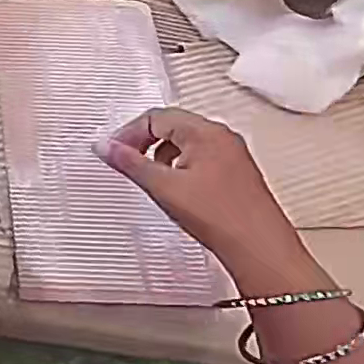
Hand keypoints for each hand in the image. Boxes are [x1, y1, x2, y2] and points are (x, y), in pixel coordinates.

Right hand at [91, 108, 303, 275]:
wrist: (257, 246)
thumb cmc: (222, 216)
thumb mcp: (162, 186)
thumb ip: (129, 162)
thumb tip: (106, 147)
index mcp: (205, 132)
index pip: (155, 117)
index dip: (127, 133)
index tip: (113, 150)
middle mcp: (221, 137)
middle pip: (170, 124)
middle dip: (141, 140)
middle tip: (123, 158)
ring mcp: (230, 153)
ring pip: (183, 140)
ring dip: (158, 152)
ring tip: (147, 174)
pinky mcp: (233, 170)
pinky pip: (197, 155)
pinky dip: (176, 164)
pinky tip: (172, 186)